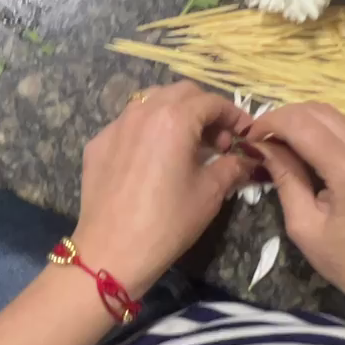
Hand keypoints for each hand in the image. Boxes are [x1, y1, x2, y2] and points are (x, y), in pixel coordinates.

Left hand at [73, 82, 255, 295]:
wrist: (112, 251)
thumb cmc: (167, 222)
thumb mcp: (209, 193)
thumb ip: (232, 166)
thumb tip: (246, 158)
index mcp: (174, 118)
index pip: (212, 101)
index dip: (233, 115)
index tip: (244, 134)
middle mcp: (143, 111)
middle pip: (182, 93)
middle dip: (205, 110)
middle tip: (218, 140)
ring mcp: (116, 125)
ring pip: (151, 102)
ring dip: (175, 114)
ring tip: (187, 144)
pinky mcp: (98, 142)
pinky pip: (129, 124)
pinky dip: (148, 130)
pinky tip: (153, 158)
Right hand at [248, 103, 344, 317]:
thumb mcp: (305, 227)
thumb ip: (285, 178)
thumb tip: (262, 146)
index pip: (301, 125)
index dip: (270, 124)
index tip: (248, 138)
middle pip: (316, 111)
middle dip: (282, 119)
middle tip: (258, 140)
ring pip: (330, 114)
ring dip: (298, 122)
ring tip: (275, 143)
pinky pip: (342, 128)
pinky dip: (316, 130)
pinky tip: (299, 148)